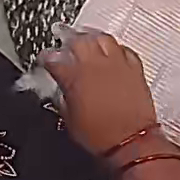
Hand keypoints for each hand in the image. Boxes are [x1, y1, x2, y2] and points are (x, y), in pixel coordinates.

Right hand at [41, 30, 161, 157]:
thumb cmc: (101, 136)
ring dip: (92, 36)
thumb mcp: (70, 119)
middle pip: (78, 40)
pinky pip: (125, 50)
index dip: (46, 58)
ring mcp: (117, 65)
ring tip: (87, 36)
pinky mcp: (135, 69)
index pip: (54, 59)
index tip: (45, 59)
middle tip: (63, 38)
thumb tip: (62, 92)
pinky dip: (116, 48)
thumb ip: (63, 99)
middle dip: (68, 38)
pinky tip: (113, 50)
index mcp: (74, 78)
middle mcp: (95, 66)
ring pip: (103, 38)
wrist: (130, 142)